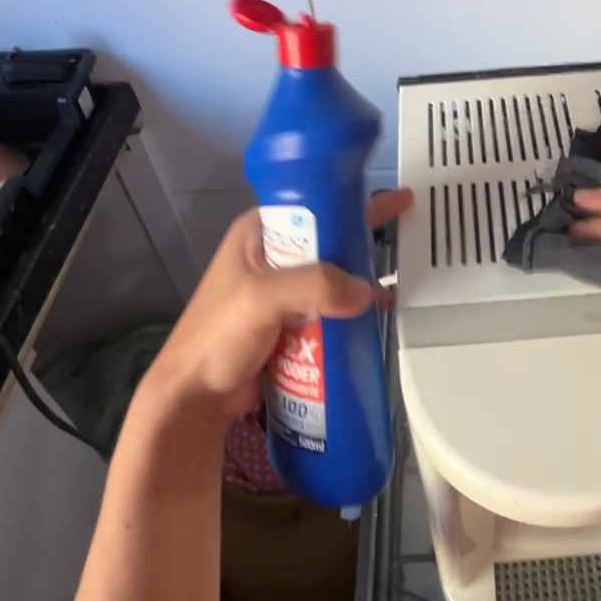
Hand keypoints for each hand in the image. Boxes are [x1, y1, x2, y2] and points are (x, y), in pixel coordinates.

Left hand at [143, 189, 413, 423]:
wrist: (193, 400)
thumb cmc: (217, 338)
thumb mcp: (262, 299)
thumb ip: (315, 287)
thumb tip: (367, 293)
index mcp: (258, 233)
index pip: (315, 203)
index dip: (353, 201)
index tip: (395, 200)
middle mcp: (271, 255)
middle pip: (330, 240)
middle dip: (365, 242)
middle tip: (407, 238)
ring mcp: (280, 291)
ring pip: (334, 277)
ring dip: (361, 282)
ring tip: (393, 291)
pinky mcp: (289, 323)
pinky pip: (330, 308)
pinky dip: (352, 311)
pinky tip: (373, 320)